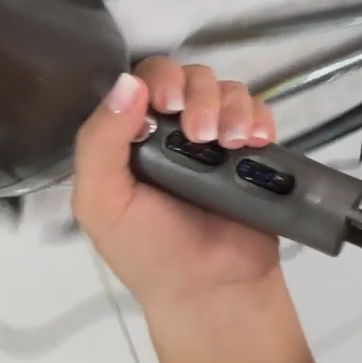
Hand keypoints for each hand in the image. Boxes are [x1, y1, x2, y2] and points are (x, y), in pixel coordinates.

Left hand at [73, 57, 280, 308]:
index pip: (146, 80)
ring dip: (234, 108)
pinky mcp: (253, 146)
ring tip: (235, 144)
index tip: (170, 104)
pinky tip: (258, 140)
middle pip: (193, 77)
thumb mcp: (103, 203)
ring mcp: (218, 136)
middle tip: (204, 136)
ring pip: (230, 89)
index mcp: (133, 137)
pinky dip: (261, 117)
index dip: (162, 80)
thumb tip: (126, 82)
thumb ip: (100, 144)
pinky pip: (260, 110)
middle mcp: (175, 129)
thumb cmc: (149, 249)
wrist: (212, 286)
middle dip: (202, 98)